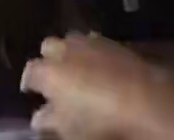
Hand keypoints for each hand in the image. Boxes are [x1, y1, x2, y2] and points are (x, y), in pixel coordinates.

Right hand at [19, 34, 173, 139]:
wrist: (144, 100)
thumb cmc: (99, 124)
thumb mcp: (69, 132)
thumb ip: (49, 122)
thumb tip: (38, 117)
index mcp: (49, 71)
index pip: (30, 72)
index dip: (29, 83)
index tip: (30, 92)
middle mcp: (65, 49)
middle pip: (48, 47)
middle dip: (48, 60)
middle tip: (54, 81)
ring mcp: (89, 41)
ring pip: (71, 41)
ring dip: (69, 54)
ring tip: (76, 74)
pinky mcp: (112, 41)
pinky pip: (93, 42)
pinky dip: (90, 54)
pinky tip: (98, 70)